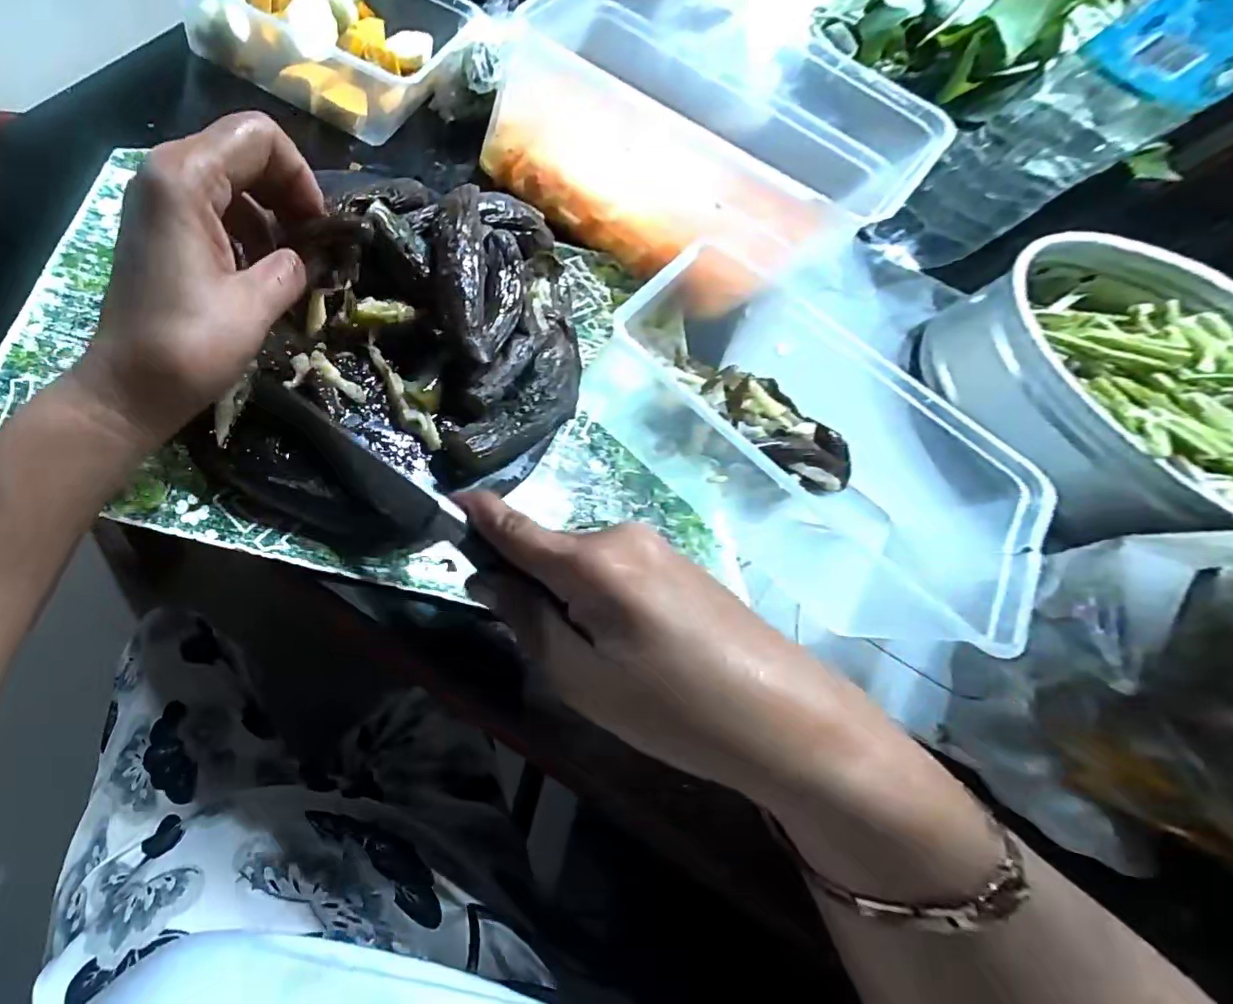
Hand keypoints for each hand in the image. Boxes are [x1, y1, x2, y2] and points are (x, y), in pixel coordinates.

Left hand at [68, 112, 324, 446]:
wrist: (126, 391)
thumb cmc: (187, 348)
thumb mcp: (254, 306)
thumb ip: (292, 268)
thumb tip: (308, 259)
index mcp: (184, 178)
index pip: (259, 138)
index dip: (300, 176)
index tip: (318, 226)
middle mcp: (166, 175)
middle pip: (245, 153)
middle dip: (288, 193)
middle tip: (314, 242)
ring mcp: (159, 203)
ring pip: (232, 182)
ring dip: (271, 216)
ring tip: (293, 263)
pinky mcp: (160, 231)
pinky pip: (214, 209)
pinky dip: (247, 231)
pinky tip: (262, 272)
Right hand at [454, 492, 946, 821]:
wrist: (791, 723)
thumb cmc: (673, 709)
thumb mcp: (581, 679)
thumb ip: (525, 620)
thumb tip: (486, 577)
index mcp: (590, 561)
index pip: (512, 524)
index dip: (472, 514)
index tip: (442, 510)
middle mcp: (620, 536)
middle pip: (546, 548)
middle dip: (525, 582)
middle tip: (540, 647)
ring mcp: (655, 546)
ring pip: (579, 562)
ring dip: (565, 595)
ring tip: (597, 660)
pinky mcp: (678, 562)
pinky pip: (612, 569)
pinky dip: (596, 597)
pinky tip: (630, 648)